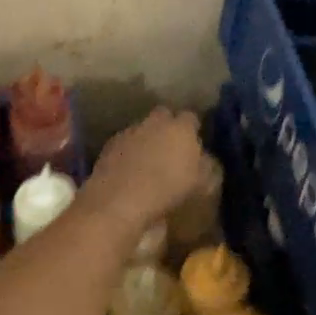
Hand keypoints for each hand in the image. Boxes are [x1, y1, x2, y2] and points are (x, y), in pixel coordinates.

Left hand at [79, 107, 209, 233]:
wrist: (121, 199)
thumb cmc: (168, 189)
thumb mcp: (200, 183)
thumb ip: (206, 166)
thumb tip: (205, 158)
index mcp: (181, 128)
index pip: (191, 117)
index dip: (192, 129)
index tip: (194, 142)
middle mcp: (155, 122)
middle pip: (163, 115)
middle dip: (167, 126)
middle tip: (171, 147)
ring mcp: (130, 131)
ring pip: (142, 128)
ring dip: (146, 138)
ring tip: (148, 161)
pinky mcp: (109, 144)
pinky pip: (124, 142)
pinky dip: (128, 150)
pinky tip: (129, 169)